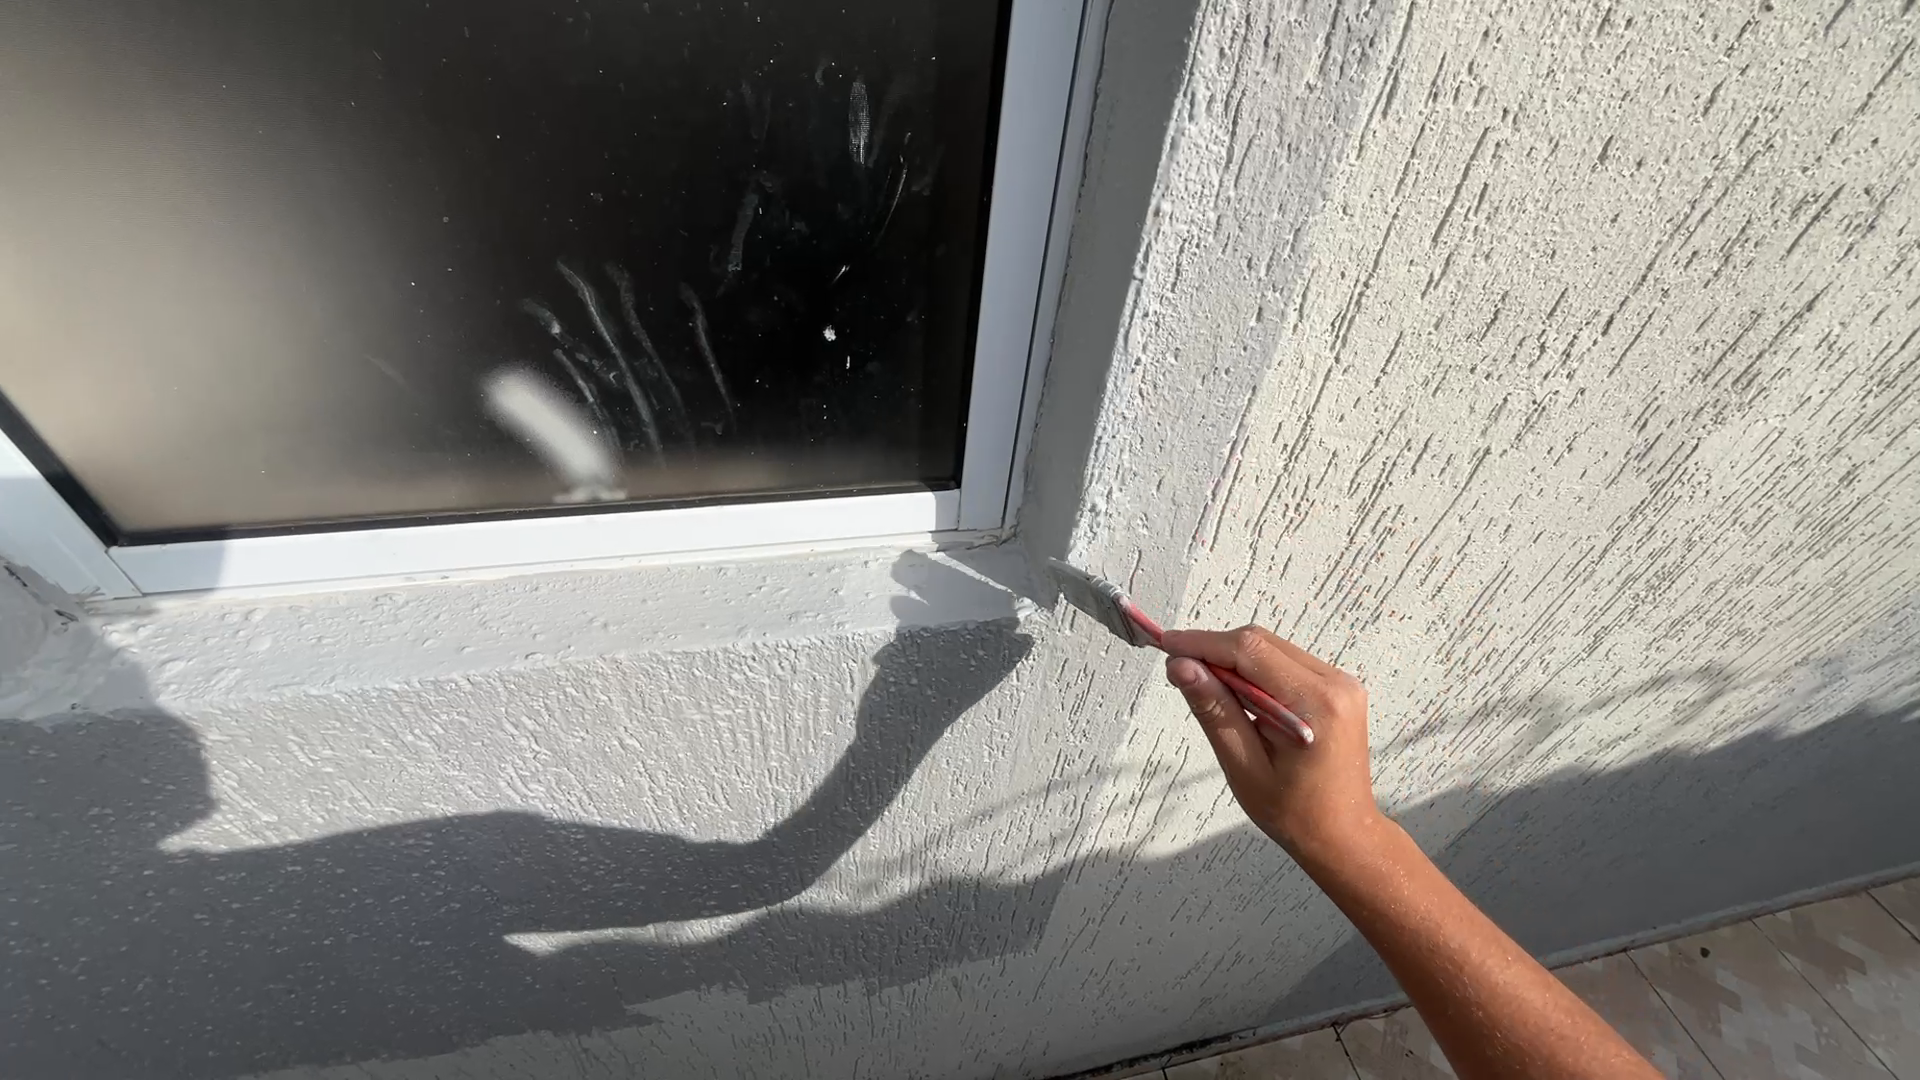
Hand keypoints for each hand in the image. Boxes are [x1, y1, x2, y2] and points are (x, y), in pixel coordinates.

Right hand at [1161, 626, 1381, 858]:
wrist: (1342, 833)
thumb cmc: (1294, 811)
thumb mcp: (1243, 765)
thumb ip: (1214, 710)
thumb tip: (1181, 667)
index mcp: (1316, 704)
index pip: (1249, 651)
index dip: (1202, 643)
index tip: (1166, 645)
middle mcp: (1335, 683)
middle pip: (1259, 642)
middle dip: (1214, 649)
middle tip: (1179, 669)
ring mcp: (1339, 682)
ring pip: (1269, 647)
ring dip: (1231, 658)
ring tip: (1203, 684)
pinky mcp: (1334, 686)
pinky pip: (1282, 661)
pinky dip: (1250, 668)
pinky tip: (1234, 692)